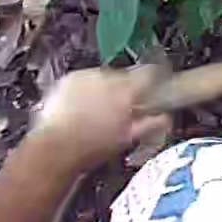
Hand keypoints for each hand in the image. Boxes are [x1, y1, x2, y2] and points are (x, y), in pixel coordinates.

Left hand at [22, 66, 169, 172]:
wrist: (55, 149)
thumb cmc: (92, 147)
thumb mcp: (127, 139)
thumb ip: (151, 124)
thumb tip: (166, 118)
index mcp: (128, 91)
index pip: (151, 73)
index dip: (155, 77)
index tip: (156, 82)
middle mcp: (110, 78)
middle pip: (126, 75)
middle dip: (125, 89)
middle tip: (119, 107)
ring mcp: (89, 76)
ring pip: (105, 76)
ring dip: (105, 88)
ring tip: (96, 110)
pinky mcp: (72, 78)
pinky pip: (86, 78)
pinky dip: (86, 88)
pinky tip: (81, 106)